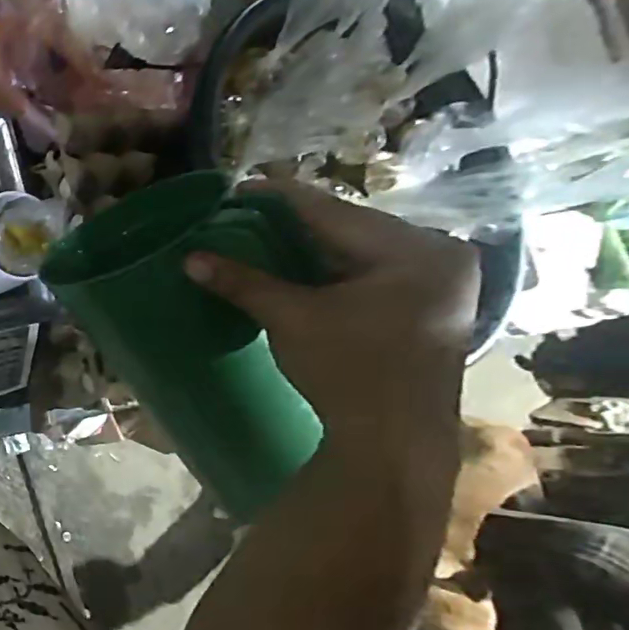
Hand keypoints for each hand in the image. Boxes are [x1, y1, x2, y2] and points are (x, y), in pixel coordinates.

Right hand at [184, 180, 479, 441]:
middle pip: (349, 227)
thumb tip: (190, 257)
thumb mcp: (291, 317)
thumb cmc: (349, 370)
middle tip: (242, 216)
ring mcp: (438, 284)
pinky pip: (366, 272)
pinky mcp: (424, 308)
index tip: (237, 189)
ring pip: (357, 250)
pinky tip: (294, 267)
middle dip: (292, 223)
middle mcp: (438, 257)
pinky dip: (326, 268)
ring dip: (308, 246)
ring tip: (260, 237)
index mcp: (417, 250)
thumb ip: (242, 281)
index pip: (334, 211)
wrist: (392, 440)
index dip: (279, 198)